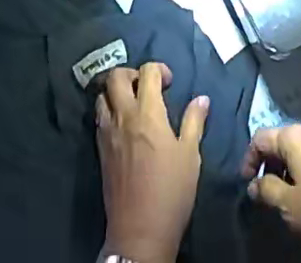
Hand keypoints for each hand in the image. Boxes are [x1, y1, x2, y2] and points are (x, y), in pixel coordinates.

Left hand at [97, 62, 208, 262]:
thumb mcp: (190, 156)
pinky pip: (99, 117)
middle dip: (131, 73)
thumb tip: (201, 99)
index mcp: (148, 114)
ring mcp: (107, 133)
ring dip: (115, 91)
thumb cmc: (171, 192)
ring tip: (132, 102)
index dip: (159, 69)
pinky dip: (109, 109)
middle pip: (115, 76)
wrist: (139, 232)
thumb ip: (193, 122)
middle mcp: (123, 117)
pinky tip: (123, 124)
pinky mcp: (100, 150)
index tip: (169, 83)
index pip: (147, 72)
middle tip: (146, 86)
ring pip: (102, 95)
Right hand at [241, 125, 300, 258]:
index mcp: (296, 136)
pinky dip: (300, 175)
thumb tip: (254, 184)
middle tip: (262, 195)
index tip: (246, 186)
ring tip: (281, 200)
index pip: (260, 137)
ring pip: (295, 152)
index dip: (248, 160)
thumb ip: (265, 190)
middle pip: (278, 142)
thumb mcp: (288, 205)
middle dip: (266, 166)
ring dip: (283, 172)